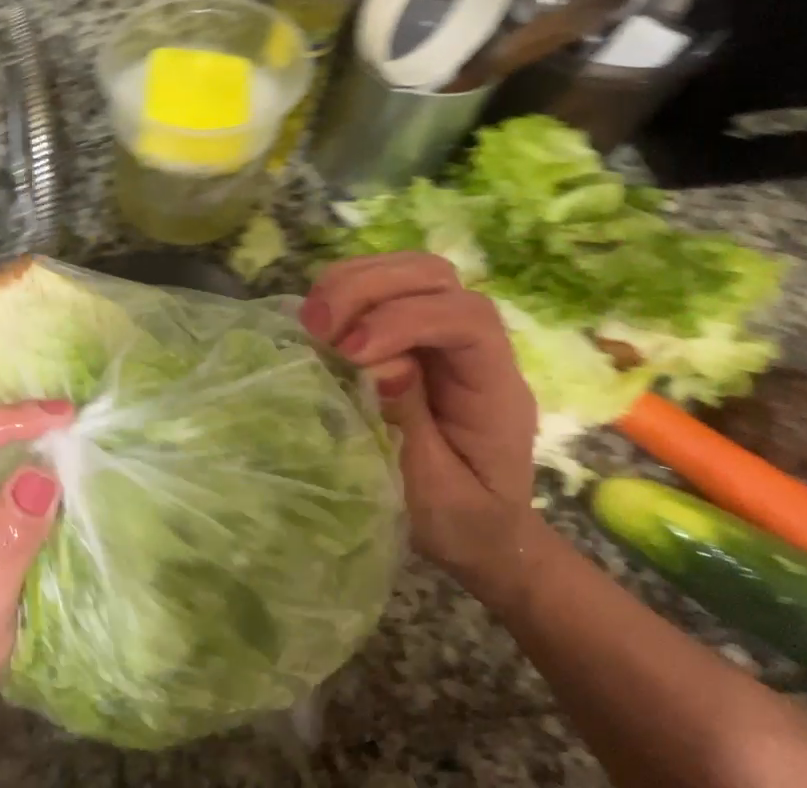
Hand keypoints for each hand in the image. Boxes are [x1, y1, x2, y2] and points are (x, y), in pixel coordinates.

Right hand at [302, 252, 539, 605]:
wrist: (482, 535)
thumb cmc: (460, 523)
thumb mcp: (437, 492)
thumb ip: (413, 426)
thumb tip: (384, 363)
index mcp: (495, 389)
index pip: (466, 320)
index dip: (404, 321)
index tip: (350, 353)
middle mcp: (476, 349)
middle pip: (436, 277)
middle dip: (371, 288)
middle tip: (317, 326)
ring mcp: (442, 338)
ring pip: (408, 271)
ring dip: (352, 283)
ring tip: (311, 321)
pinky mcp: (409, 337)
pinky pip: (381, 288)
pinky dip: (343, 291)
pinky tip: (317, 320)